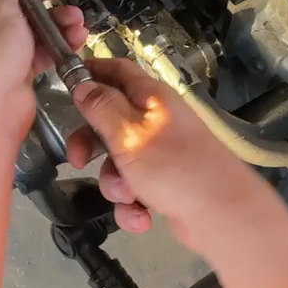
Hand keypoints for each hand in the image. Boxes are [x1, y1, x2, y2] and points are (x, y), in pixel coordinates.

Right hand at [65, 57, 265, 243]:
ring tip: (130, 196)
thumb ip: (102, 107)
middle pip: (110, 122)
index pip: (118, 70)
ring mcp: (162, 154)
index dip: (92, 71)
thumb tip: (83, 85)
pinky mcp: (165, 184)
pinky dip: (133, 206)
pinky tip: (141, 217)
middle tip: (79, 160)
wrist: (221, 213)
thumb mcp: (128, 132)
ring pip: (119, 163)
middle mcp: (157, 121)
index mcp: (151, 98)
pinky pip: (135, 190)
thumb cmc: (174, 166)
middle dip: (92, 144)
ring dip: (116, 184)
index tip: (67, 81)